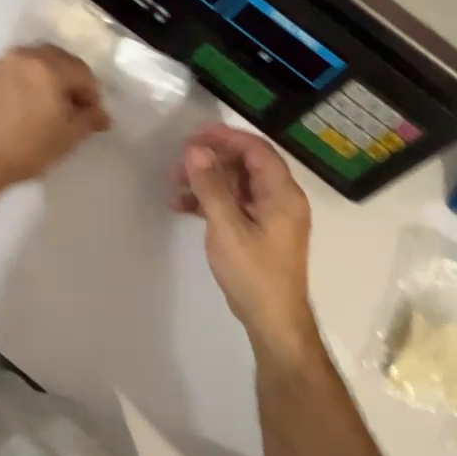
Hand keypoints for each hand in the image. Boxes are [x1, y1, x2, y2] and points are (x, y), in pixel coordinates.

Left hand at [0, 44, 110, 193]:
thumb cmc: (29, 148)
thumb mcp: (68, 136)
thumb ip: (90, 119)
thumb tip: (101, 114)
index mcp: (48, 67)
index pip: (82, 72)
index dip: (92, 94)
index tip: (91, 115)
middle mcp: (24, 56)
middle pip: (59, 59)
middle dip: (71, 80)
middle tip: (73, 106)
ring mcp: (2, 64)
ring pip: (36, 61)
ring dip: (49, 76)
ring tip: (50, 104)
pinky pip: (16, 70)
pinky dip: (28, 79)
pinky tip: (27, 103)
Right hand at [171, 124, 318, 367]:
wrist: (273, 320)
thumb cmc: (254, 273)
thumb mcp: (227, 227)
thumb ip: (211, 186)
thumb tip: (195, 150)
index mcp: (282, 194)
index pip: (256, 150)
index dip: (226, 137)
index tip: (194, 135)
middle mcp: (280, 199)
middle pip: (246, 164)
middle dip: (211, 159)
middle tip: (178, 161)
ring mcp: (270, 216)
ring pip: (236, 184)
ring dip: (206, 180)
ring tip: (174, 183)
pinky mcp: (258, 231)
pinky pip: (234, 204)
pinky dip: (210, 201)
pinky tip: (182, 206)